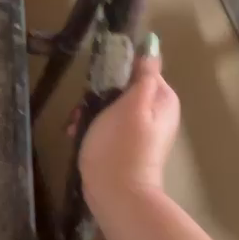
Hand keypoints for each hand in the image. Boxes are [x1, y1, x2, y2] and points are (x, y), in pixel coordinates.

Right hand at [78, 44, 178, 203]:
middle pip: (122, 88)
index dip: (115, 72)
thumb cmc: (121, 145)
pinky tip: (77, 135)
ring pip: (111, 106)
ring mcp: (142, 131)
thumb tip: (152, 45)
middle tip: (82, 109)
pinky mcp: (126, 146)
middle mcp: (157, 113)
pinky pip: (107, 125)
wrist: (117, 195)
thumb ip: (143, 74)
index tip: (97, 84)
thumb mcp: (132, 104)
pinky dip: (91, 127)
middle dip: (98, 95)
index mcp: (163, 99)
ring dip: (90, 111)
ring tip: (76, 124)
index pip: (139, 69)